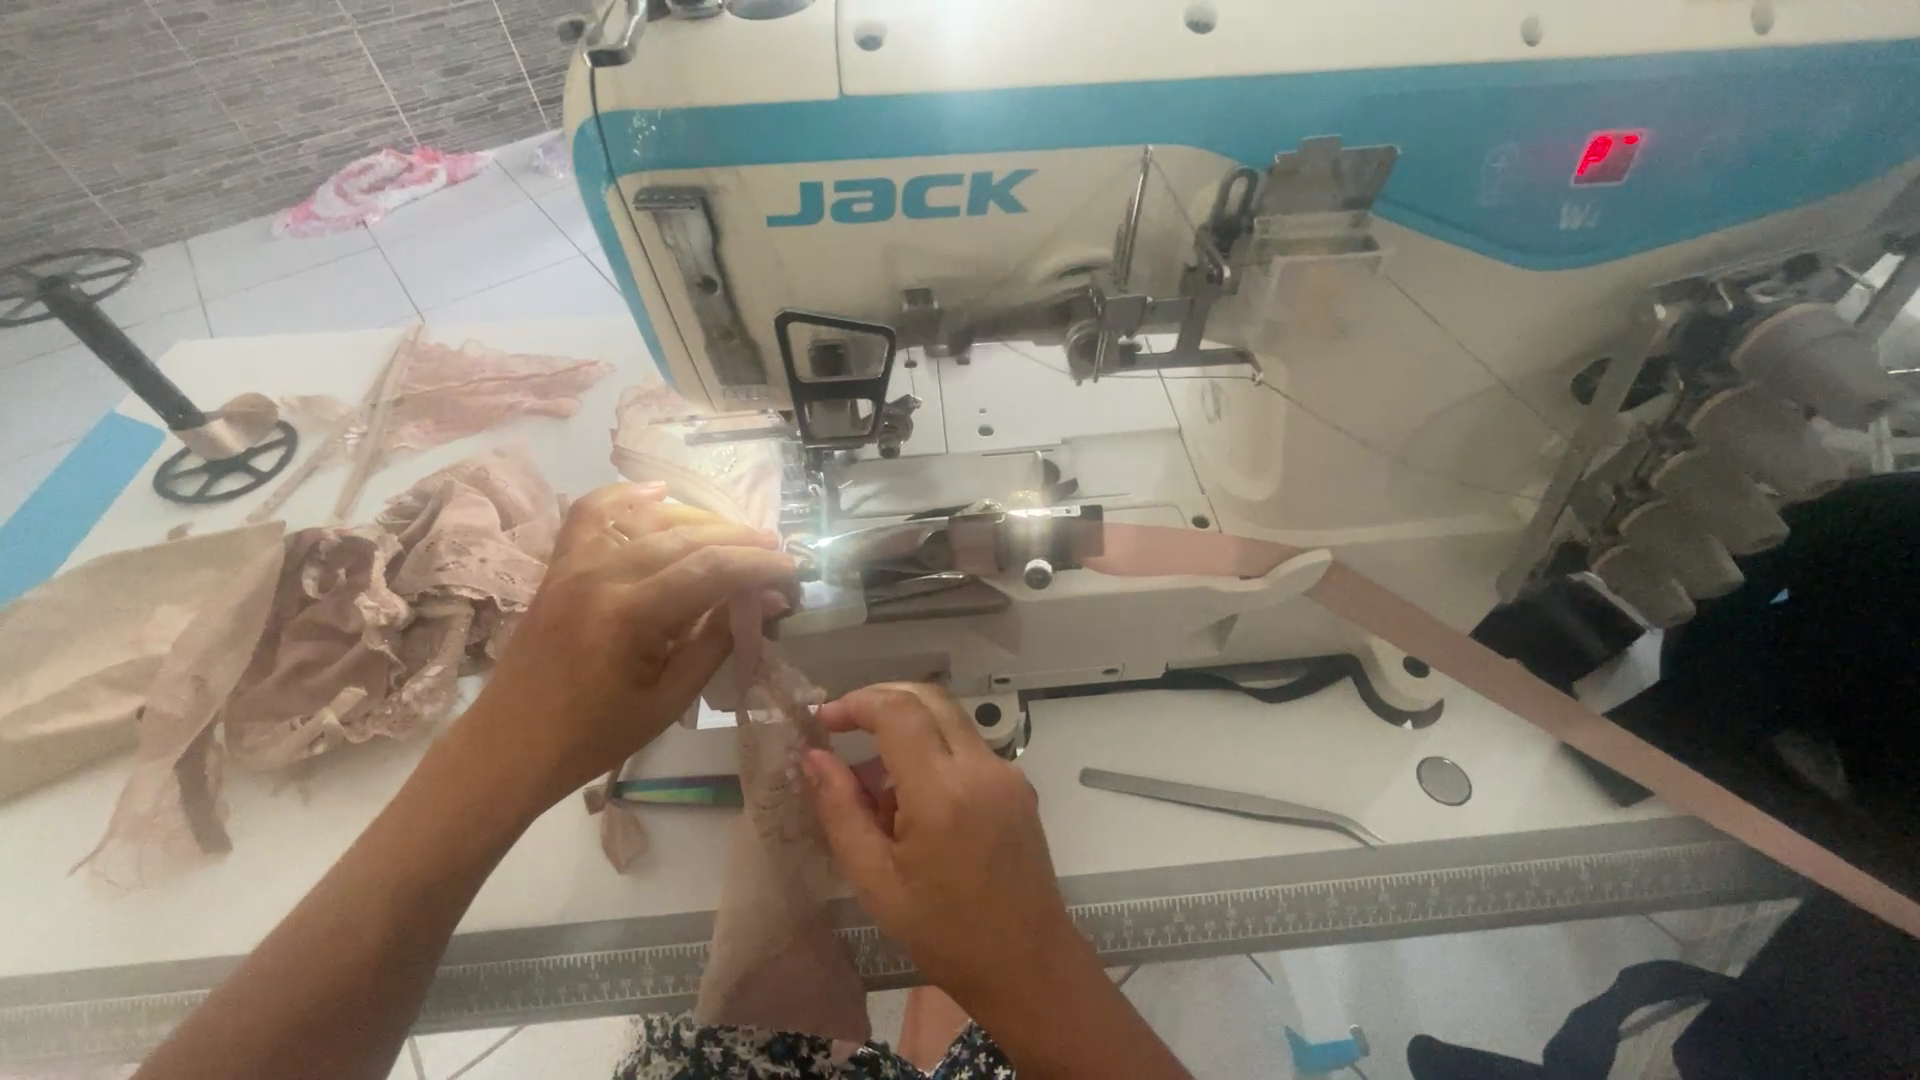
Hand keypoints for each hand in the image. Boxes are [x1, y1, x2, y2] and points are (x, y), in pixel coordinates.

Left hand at [456, 482, 796, 811]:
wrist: (508, 747)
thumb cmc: (593, 736)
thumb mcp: (669, 700)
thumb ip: (718, 642)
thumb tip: (766, 602)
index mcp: (629, 615)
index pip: (712, 570)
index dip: (760, 566)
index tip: (794, 570)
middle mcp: (601, 575)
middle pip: (686, 538)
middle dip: (740, 541)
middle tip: (777, 551)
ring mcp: (574, 566)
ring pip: (649, 521)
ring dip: (700, 521)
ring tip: (739, 534)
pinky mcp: (559, 568)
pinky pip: (591, 515)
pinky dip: (626, 497)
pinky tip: (659, 492)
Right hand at [802, 683, 1086, 1010]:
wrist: (1027, 963)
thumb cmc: (943, 932)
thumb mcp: (875, 880)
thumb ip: (840, 810)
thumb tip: (814, 757)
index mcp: (943, 793)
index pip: (898, 711)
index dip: (856, 702)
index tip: (824, 719)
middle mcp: (981, 768)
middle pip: (928, 698)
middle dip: (880, 700)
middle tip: (843, 727)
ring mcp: (1007, 772)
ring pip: (949, 719)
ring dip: (907, 728)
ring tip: (875, 785)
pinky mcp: (1019, 783)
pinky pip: (968, 746)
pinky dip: (933, 751)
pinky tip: (914, 802)